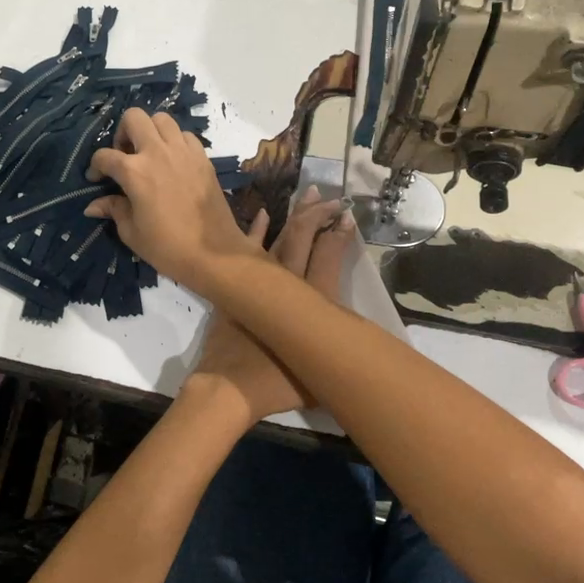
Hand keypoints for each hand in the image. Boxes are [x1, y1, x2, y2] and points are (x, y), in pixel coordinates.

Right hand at [85, 108, 255, 294]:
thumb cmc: (167, 247)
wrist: (214, 254)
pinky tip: (172, 161)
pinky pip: (185, 135)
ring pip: (162, 119)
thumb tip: (93, 206)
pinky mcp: (203, 158)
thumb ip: (114, 210)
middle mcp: (157, 152)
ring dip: (150, 131)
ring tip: (148, 153)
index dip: (95, 167)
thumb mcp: (132, 232)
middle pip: (134, 118)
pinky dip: (174, 141)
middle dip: (122, 132)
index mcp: (134, 171)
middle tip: (124, 154)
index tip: (96, 179)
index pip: (104, 156)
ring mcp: (183, 152)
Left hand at [187, 189, 353, 424]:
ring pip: (278, 243)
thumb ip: (339, 354)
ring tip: (306, 195)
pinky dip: (254, 234)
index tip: (348, 218)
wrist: (228, 387)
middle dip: (317, 216)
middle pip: (302, 242)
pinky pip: (245, 253)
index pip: (328, 259)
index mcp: (313, 305)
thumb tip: (355, 347)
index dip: (339, 236)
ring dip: (293, 218)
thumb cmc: (277, 387)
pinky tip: (262, 216)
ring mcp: (255, 285)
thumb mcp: (322, 377)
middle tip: (332, 198)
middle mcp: (286, 287)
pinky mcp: (233, 290)